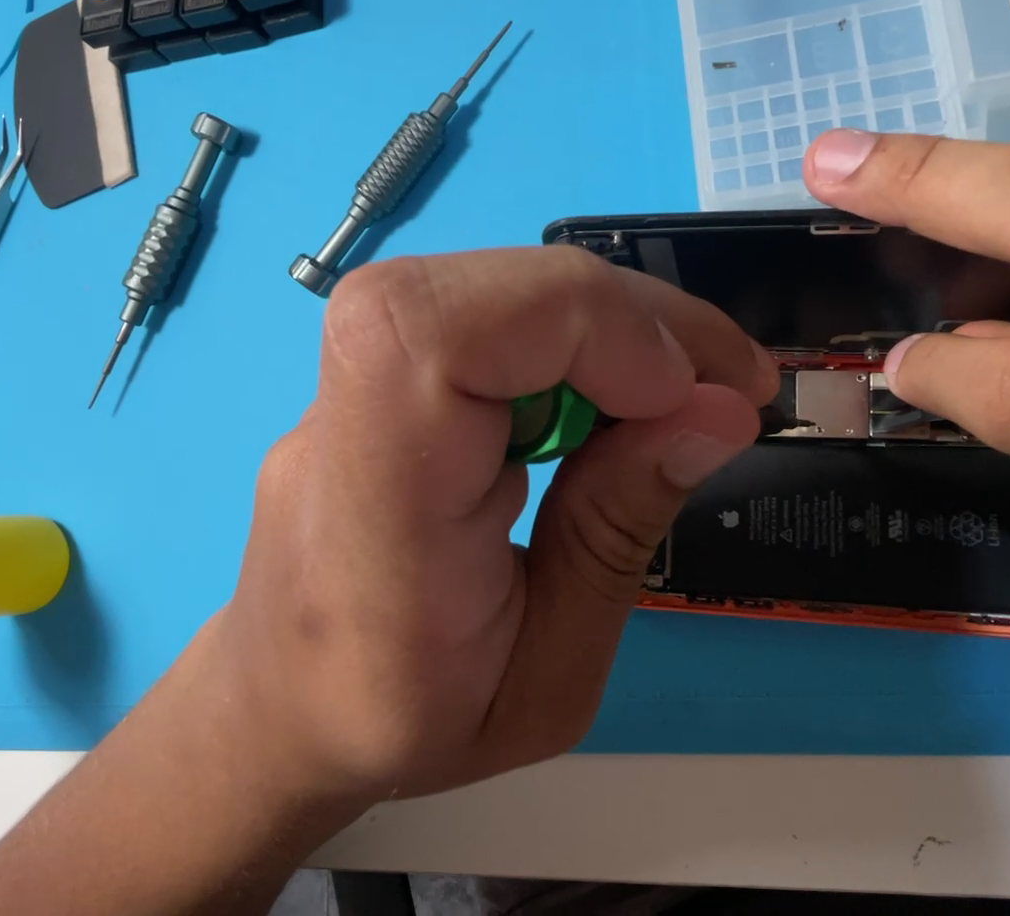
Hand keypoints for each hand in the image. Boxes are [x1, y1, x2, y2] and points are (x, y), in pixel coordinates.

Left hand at [0, 249, 770, 915]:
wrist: (279, 711)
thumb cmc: (412, 721)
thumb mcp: (551, 676)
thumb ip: (618, 535)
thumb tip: (718, 410)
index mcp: (372, 526)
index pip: (429, 341)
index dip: (575, 324)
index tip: (685, 394)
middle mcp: (339, 431)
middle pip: (464, 292)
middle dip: (625, 315)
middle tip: (730, 379)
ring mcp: (345, 391)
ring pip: (480, 287)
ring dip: (609, 320)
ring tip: (690, 387)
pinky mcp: (373, 378)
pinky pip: (480, 317)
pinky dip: (573, 334)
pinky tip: (617, 389)